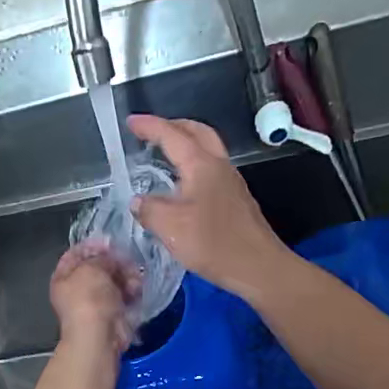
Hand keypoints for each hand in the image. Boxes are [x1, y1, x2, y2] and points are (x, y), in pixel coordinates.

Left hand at [51, 242, 137, 355]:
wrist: (99, 335)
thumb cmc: (89, 298)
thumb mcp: (92, 267)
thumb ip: (101, 257)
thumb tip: (111, 258)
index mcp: (63, 277)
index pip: (75, 254)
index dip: (92, 245)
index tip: (110, 242)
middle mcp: (78, 289)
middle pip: (98, 267)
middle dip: (115, 262)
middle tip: (128, 260)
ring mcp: (96, 302)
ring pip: (114, 281)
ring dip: (127, 277)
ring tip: (134, 279)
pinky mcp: (113, 313)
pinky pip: (124, 296)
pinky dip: (132, 292)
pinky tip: (137, 290)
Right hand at [126, 114, 292, 299]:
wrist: (257, 266)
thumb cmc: (213, 244)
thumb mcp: (170, 227)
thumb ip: (149, 210)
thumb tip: (138, 202)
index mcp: (201, 165)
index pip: (172, 135)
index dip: (150, 126)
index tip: (131, 122)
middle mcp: (219, 166)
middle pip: (198, 132)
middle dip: (174, 126)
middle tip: (152, 133)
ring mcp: (231, 182)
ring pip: (207, 150)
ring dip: (186, 145)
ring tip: (164, 156)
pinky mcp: (236, 200)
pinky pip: (211, 171)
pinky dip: (193, 166)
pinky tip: (182, 187)